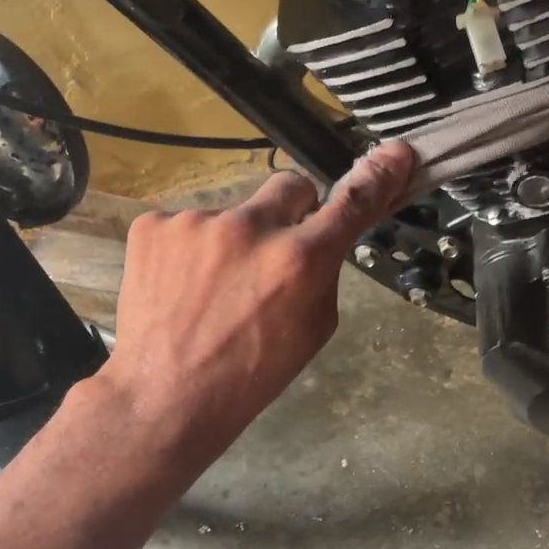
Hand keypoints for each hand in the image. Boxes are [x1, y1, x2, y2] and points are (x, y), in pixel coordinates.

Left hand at [97, 141, 413, 461]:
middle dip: (292, 214)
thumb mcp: (314, 328)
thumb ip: (322, 273)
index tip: (395, 154)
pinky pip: (190, 224)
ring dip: (237, 240)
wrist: (168, 394)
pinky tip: (185, 286)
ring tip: (215, 290)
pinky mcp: (153, 224)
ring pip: (236, 213)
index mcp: (299, 261)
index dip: (378, 178)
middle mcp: (250, 228)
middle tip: (276, 257)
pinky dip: (193, 250)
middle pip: (291, 187)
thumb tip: (318, 239)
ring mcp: (195, 221)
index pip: (350, 205)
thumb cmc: (255, 372)